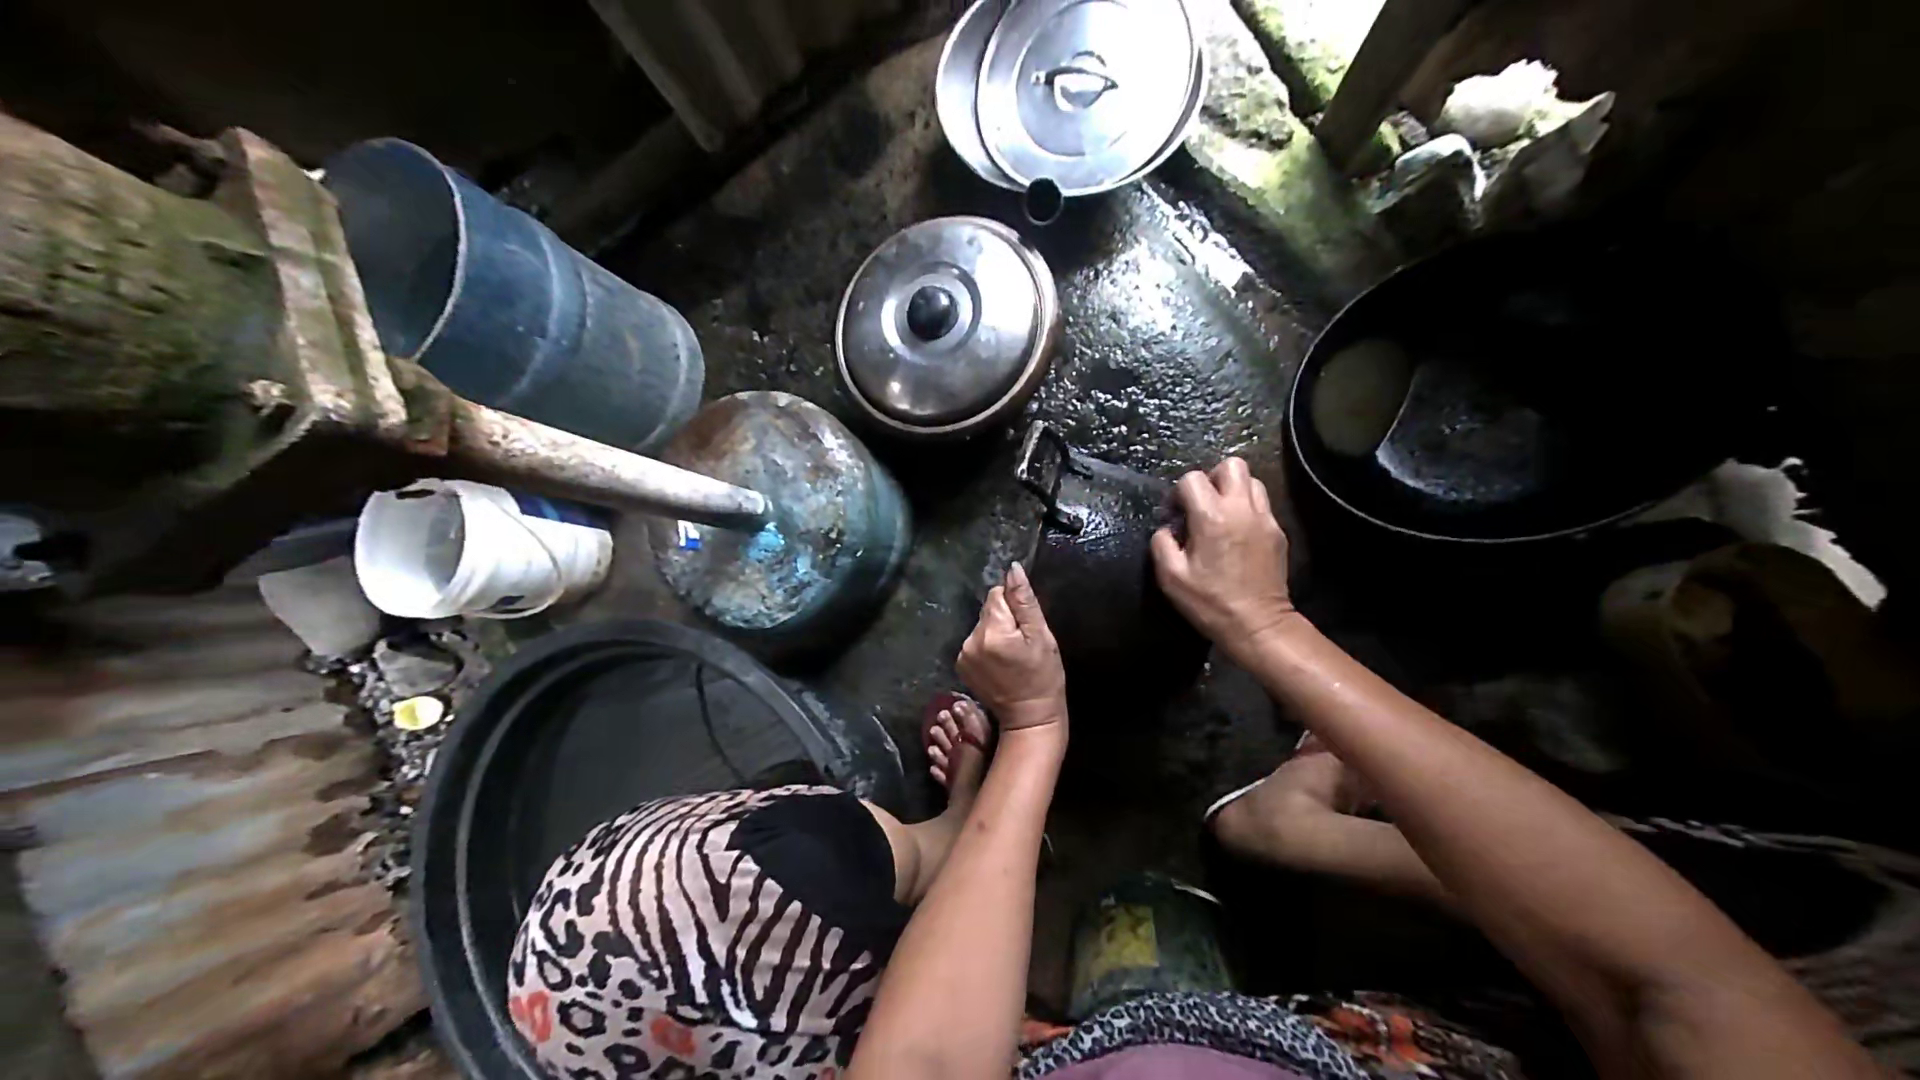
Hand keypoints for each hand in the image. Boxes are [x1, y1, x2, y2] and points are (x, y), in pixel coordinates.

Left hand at [957, 562, 1066, 732]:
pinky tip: (1000, 663)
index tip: (1025, 626)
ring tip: (1012, 655)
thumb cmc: (1043, 676)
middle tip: (1022, 643)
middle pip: (987, 610)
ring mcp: (963, 655)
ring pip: (982, 625)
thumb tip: (1013, 569)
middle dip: (1004, 619)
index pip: (997, 595)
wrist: (1029, 717)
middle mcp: (971, 640)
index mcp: (992, 631)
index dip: (1014, 606)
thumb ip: (1024, 601)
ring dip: (995, 633)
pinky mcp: (961, 665)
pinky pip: (975, 642)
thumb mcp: (1041, 636)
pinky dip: (987, 647)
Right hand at [1150, 457, 1296, 657]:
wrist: (1257, 624)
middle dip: (1212, 478)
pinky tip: (1236, 534)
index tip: (1175, 516)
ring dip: (1232, 490)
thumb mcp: (1170, 577)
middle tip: (1201, 504)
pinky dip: (1246, 509)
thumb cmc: (1210, 602)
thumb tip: (1167, 530)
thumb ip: (1161, 544)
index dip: (1178, 493)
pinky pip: (1261, 504)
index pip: (1192, 479)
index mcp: (1212, 517)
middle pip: (1231, 465)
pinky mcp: (1277, 532)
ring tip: (1220, 515)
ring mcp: (1265, 519)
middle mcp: (1241, 509)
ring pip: (1251, 481)